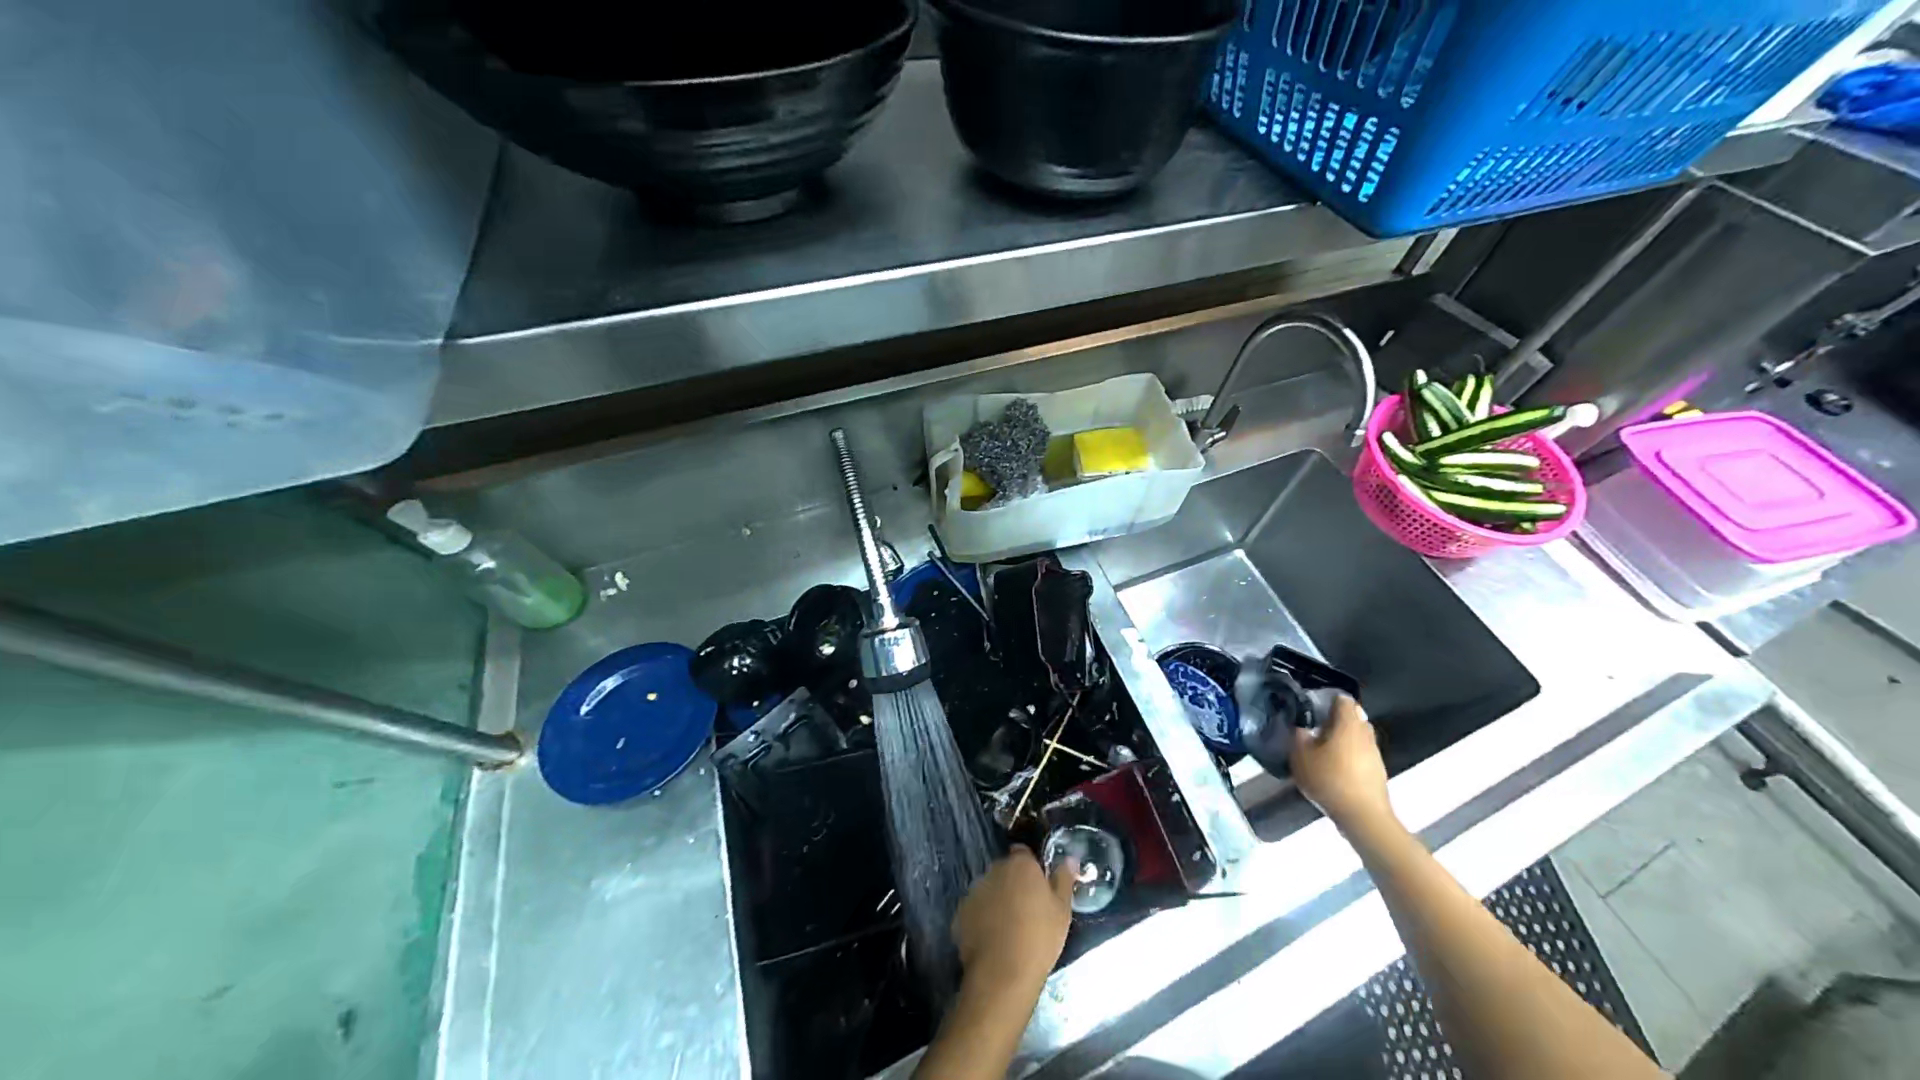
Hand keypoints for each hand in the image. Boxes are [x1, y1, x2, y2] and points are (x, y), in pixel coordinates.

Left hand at [951, 846, 1075, 992]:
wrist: (1002, 972)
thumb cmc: (1039, 937)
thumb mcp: (1062, 909)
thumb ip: (1063, 879)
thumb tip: (1070, 858)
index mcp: (1020, 865)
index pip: (1023, 853)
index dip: (1031, 867)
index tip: (1038, 886)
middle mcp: (994, 870)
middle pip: (1005, 871)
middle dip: (1014, 883)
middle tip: (1027, 909)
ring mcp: (975, 891)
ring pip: (989, 889)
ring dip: (997, 899)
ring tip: (1009, 927)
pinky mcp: (961, 912)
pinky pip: (976, 909)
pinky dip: (983, 917)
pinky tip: (993, 937)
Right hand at [1290, 695, 1395, 832]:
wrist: (1363, 817)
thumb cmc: (1329, 779)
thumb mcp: (1300, 756)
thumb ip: (1298, 736)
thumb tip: (1301, 727)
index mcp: (1348, 725)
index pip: (1343, 700)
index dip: (1327, 699)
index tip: (1312, 708)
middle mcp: (1365, 734)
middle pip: (1353, 717)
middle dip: (1336, 720)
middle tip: (1316, 728)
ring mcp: (1375, 754)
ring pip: (1359, 737)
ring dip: (1344, 739)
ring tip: (1323, 751)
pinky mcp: (1378, 772)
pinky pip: (1362, 755)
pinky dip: (1350, 756)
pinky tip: (1335, 770)